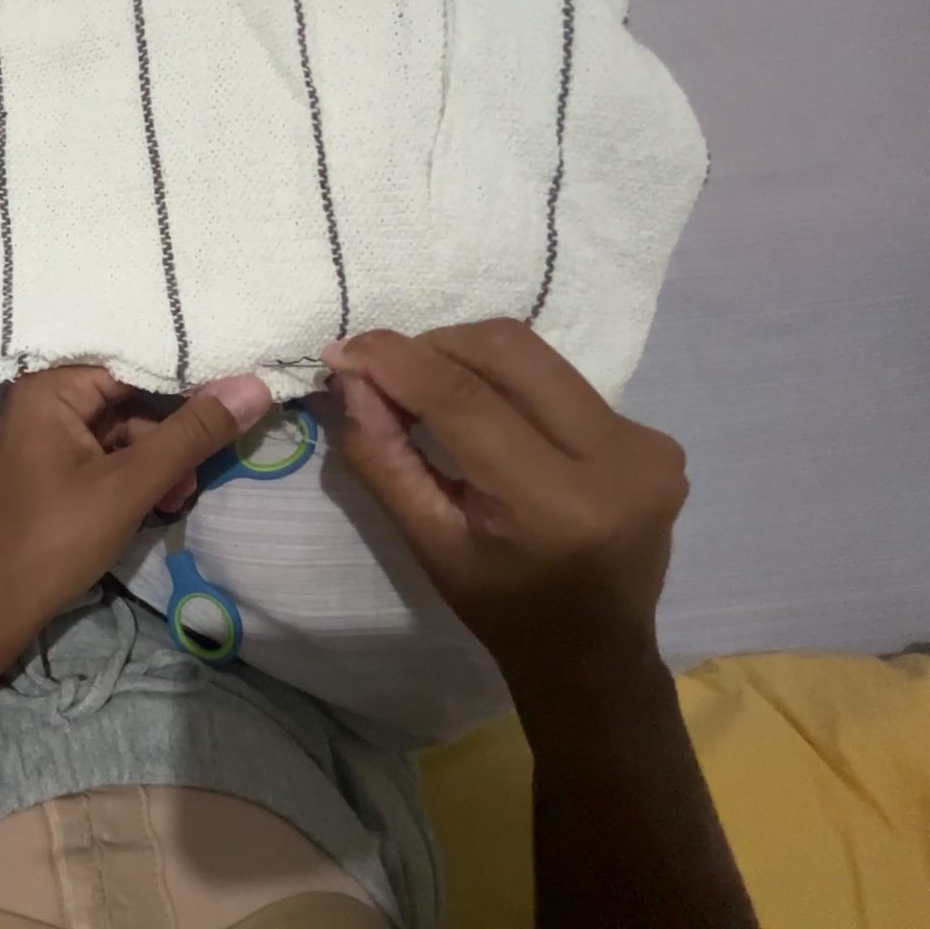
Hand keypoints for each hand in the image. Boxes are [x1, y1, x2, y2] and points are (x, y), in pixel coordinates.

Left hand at [0, 366, 272, 642]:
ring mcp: (44, 433)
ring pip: (121, 429)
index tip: (238, 391)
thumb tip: (254, 386)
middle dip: (173, 430)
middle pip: (127, 395)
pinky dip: (135, 474)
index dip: (186, 378)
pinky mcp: (51, 464)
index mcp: (48, 388)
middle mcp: (42, 399)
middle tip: (212, 457)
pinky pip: (105, 454)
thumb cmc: (55, 539)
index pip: (130, 362)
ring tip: (183, 494)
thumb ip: (191, 434)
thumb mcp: (129, 485)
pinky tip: (162, 501)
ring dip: (159, 459)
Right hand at [322, 320, 688, 684]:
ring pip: (533, 354)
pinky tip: (478, 417)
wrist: (594, 650)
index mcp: (555, 501)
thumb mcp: (422, 539)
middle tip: (381, 372)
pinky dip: (498, 380)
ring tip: (421, 390)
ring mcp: (646, 442)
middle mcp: (618, 458)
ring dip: (460, 357)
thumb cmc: (496, 605)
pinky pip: (556, 378)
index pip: (464, 400)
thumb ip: (381, 457)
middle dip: (429, 346)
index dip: (396, 362)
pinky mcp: (652, 435)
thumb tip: (350, 383)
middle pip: (507, 350)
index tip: (343, 350)